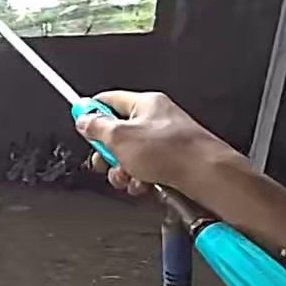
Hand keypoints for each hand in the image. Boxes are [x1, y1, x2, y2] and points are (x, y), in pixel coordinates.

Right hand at [73, 89, 285, 256]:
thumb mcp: (120, 138)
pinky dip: (139, 179)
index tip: (79, 123)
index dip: (90, 112)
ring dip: (122, 170)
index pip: (108, 100)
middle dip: (107, 152)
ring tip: (128, 177)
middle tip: (104, 161)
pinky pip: (144, 169)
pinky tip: (143, 185)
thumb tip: (84, 119)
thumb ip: (97, 128)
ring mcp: (163, 141)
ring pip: (129, 155)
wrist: (206, 175)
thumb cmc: (173, 152)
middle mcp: (155, 120)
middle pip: (116, 133)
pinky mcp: (170, 162)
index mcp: (145, 104)